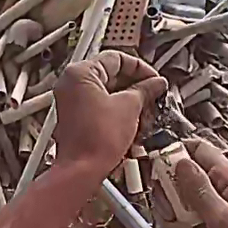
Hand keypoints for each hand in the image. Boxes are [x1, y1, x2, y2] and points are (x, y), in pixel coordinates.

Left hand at [52, 52, 167, 175]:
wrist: (81, 170)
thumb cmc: (95, 140)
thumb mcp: (129, 107)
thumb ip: (145, 90)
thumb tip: (156, 83)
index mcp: (80, 73)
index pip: (116, 58)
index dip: (140, 68)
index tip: (154, 79)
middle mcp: (71, 84)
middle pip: (110, 74)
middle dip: (135, 85)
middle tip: (153, 94)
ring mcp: (72, 101)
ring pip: (107, 92)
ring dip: (129, 99)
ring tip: (146, 109)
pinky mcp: (76, 118)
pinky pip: (100, 106)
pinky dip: (117, 111)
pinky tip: (133, 120)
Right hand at [171, 139, 227, 227]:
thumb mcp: (224, 221)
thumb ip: (200, 190)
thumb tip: (181, 160)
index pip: (199, 150)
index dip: (175, 154)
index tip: (156, 169)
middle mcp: (223, 193)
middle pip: (184, 177)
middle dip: (170, 193)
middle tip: (170, 212)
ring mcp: (216, 214)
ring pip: (182, 203)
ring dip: (175, 217)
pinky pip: (188, 225)